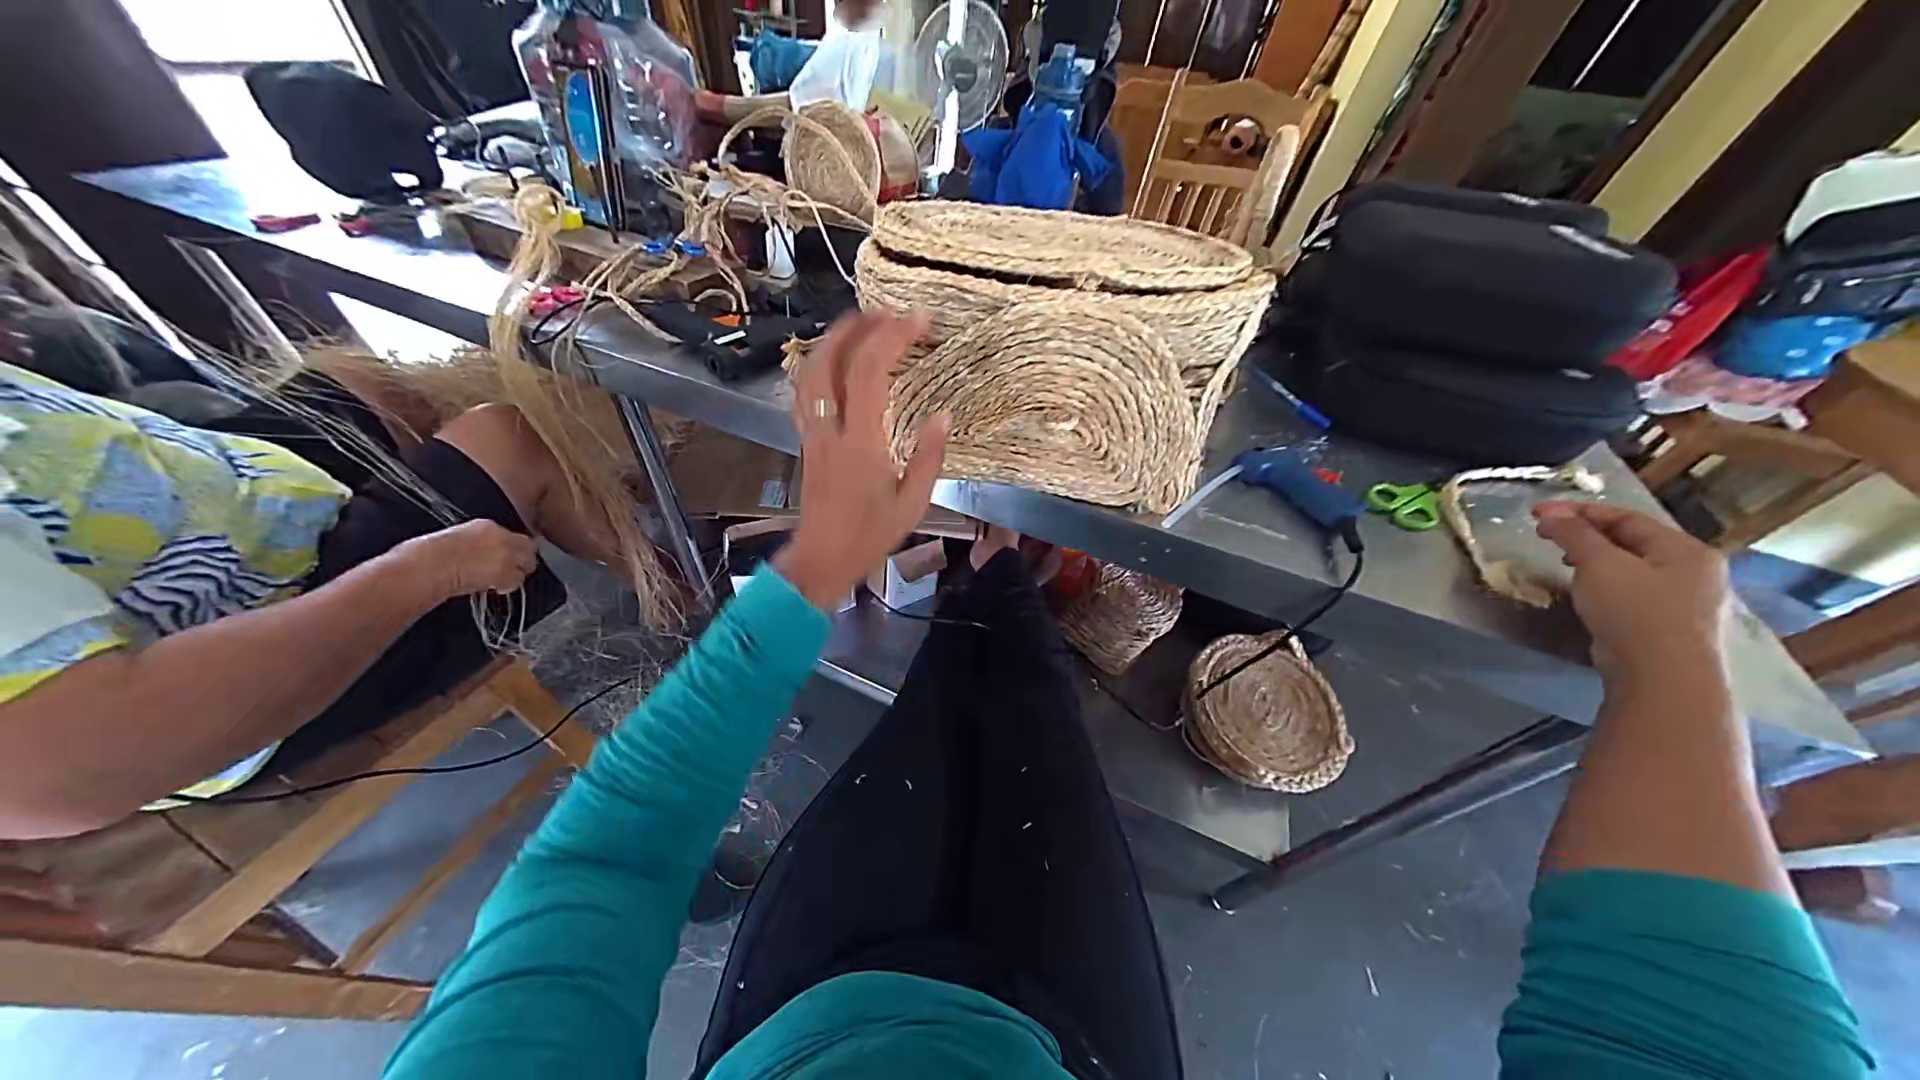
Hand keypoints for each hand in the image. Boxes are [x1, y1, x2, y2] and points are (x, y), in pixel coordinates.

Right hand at [393, 520, 538, 602]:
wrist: (424, 569)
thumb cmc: (426, 555)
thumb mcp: (453, 538)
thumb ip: (476, 541)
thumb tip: (482, 553)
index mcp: (486, 525)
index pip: (512, 534)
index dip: (511, 547)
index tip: (505, 555)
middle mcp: (501, 537)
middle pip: (528, 547)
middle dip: (522, 558)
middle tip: (511, 569)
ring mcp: (506, 555)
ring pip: (527, 564)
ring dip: (516, 572)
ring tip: (500, 580)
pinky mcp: (505, 572)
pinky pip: (517, 580)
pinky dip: (508, 585)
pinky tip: (495, 587)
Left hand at [776, 311, 949, 609]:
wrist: (822, 557)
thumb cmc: (870, 535)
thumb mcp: (913, 502)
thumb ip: (929, 456)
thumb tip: (943, 415)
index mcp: (861, 442)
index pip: (869, 372)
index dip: (892, 337)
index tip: (918, 320)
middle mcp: (830, 428)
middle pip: (830, 359)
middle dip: (858, 326)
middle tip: (888, 312)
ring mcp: (812, 432)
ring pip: (809, 370)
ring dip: (833, 339)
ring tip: (861, 324)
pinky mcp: (805, 439)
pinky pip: (804, 390)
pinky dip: (819, 363)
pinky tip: (835, 359)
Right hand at [1532, 501, 1729, 674]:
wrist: (1660, 673)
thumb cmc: (1634, 610)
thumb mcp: (1599, 564)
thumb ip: (1575, 535)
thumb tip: (1551, 515)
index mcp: (1684, 549)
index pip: (1625, 517)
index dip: (1578, 512)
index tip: (1536, 513)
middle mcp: (1693, 569)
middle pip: (1630, 540)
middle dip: (1584, 534)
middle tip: (1545, 535)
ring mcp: (1683, 598)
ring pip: (1630, 565)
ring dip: (1592, 558)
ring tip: (1561, 560)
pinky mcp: (1666, 622)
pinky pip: (1630, 589)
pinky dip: (1603, 581)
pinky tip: (1584, 589)